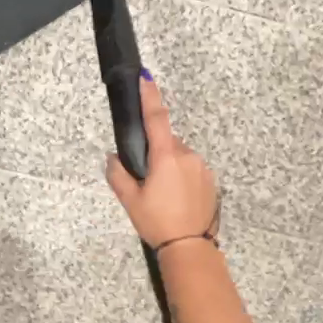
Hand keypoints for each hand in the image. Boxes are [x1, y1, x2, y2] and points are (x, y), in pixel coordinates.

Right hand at [105, 75, 219, 247]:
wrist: (189, 245)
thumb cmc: (157, 221)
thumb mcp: (130, 200)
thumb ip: (118, 175)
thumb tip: (112, 157)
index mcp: (166, 157)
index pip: (157, 118)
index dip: (150, 95)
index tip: (145, 76)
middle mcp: (187, 156)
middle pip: (166, 143)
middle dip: (154, 153)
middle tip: (144, 180)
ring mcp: (201, 167)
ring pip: (178, 157)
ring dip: (167, 167)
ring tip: (160, 196)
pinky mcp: (210, 179)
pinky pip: (189, 169)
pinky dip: (178, 177)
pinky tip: (174, 199)